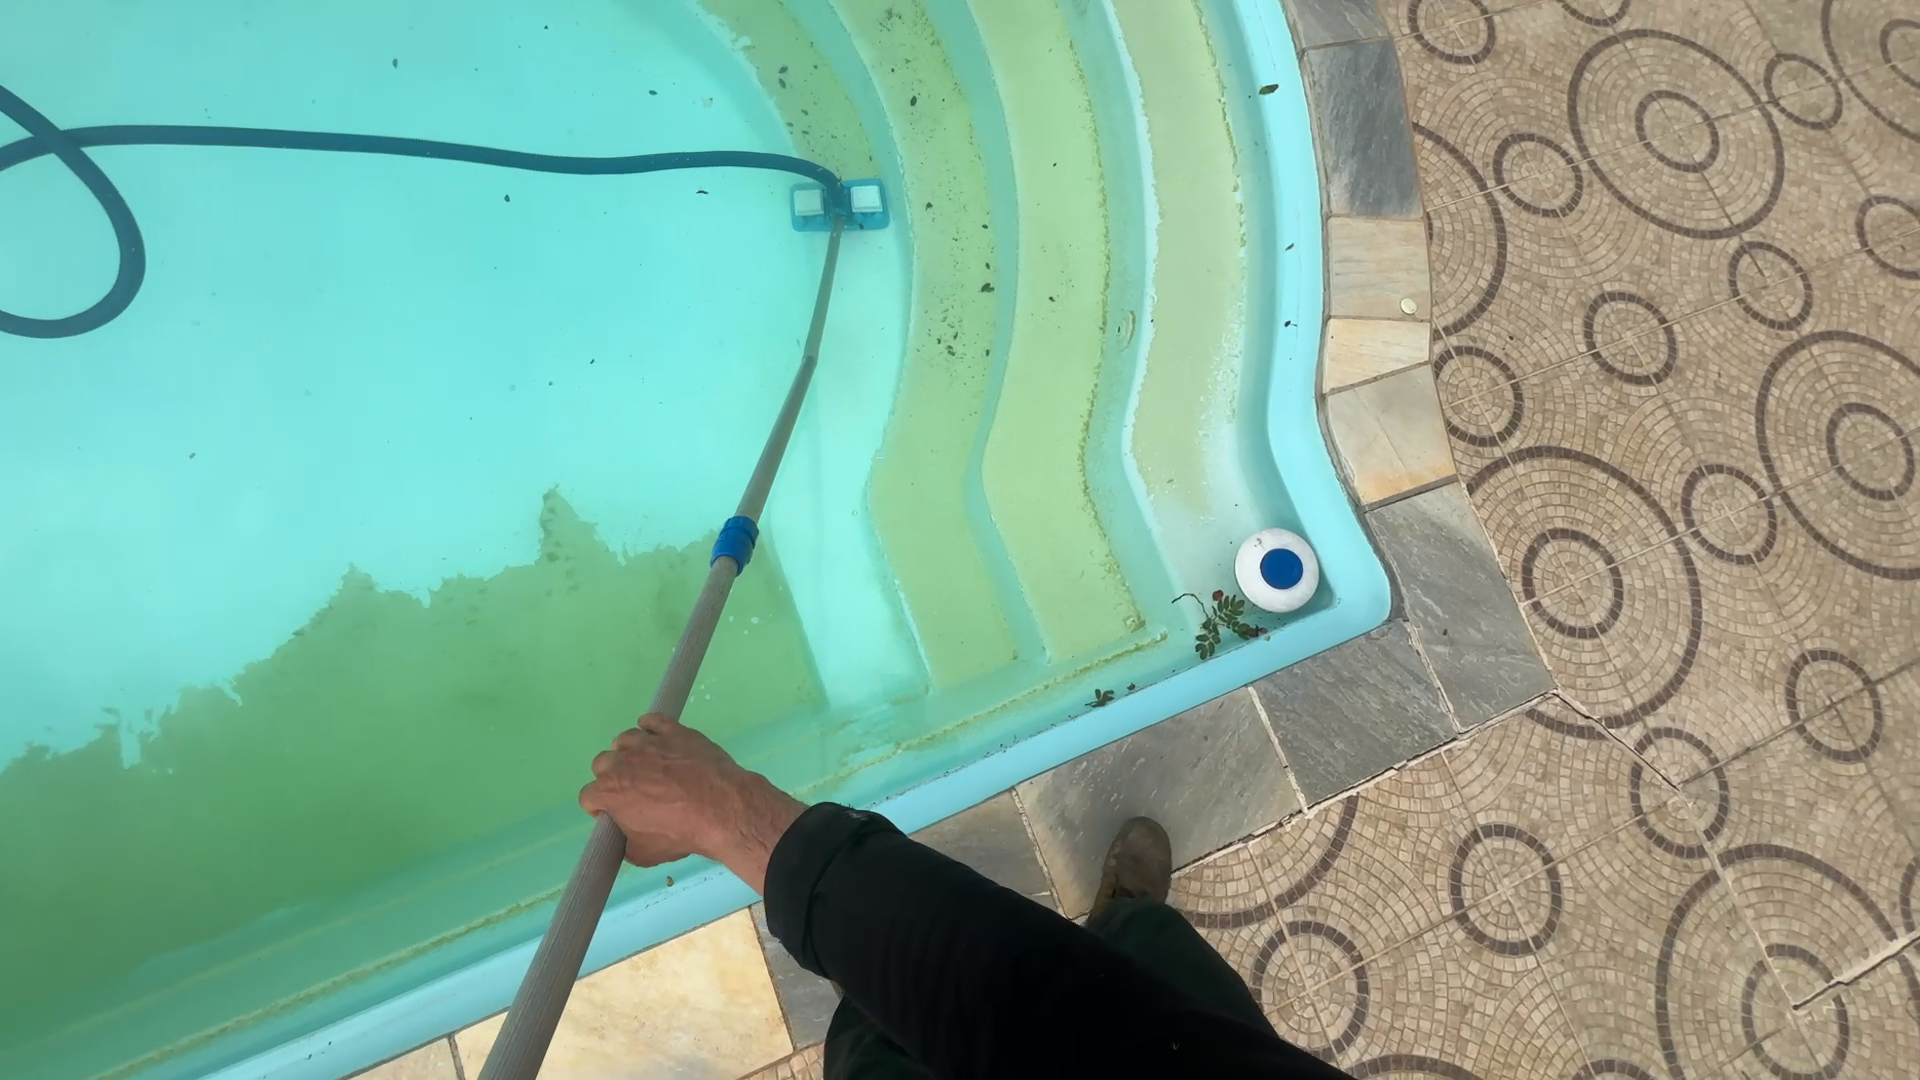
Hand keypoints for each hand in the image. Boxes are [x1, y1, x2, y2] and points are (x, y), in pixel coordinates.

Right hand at [578, 713, 804, 893]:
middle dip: (612, 776)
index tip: (614, 813)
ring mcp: (651, 742)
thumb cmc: (680, 833)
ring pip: (626, 739)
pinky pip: (654, 720)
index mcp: (609, 791)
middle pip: (603, 763)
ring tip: (644, 763)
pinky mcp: (676, 731)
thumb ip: (626, 842)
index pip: (588, 796)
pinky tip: (655, 735)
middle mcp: (624, 761)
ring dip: (629, 751)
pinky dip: (651, 726)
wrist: (720, 807)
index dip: (599, 807)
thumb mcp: (643, 854)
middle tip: (632, 789)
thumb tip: (627, 837)